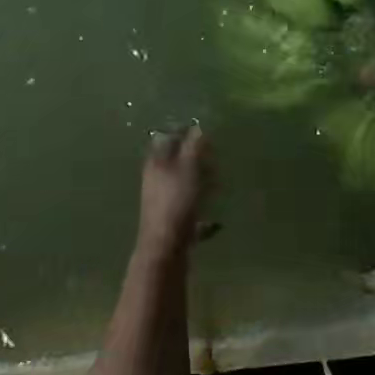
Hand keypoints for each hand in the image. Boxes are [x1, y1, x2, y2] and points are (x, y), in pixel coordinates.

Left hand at [139, 126, 208, 252]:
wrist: (165, 248)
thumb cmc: (176, 202)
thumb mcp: (188, 169)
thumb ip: (193, 147)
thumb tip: (197, 126)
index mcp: (155, 163)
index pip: (165, 138)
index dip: (181, 131)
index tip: (201, 129)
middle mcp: (155, 180)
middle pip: (172, 162)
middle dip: (192, 157)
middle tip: (213, 154)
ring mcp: (161, 202)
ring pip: (180, 186)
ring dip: (197, 183)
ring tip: (219, 182)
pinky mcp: (170, 223)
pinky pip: (188, 211)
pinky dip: (201, 212)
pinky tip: (217, 220)